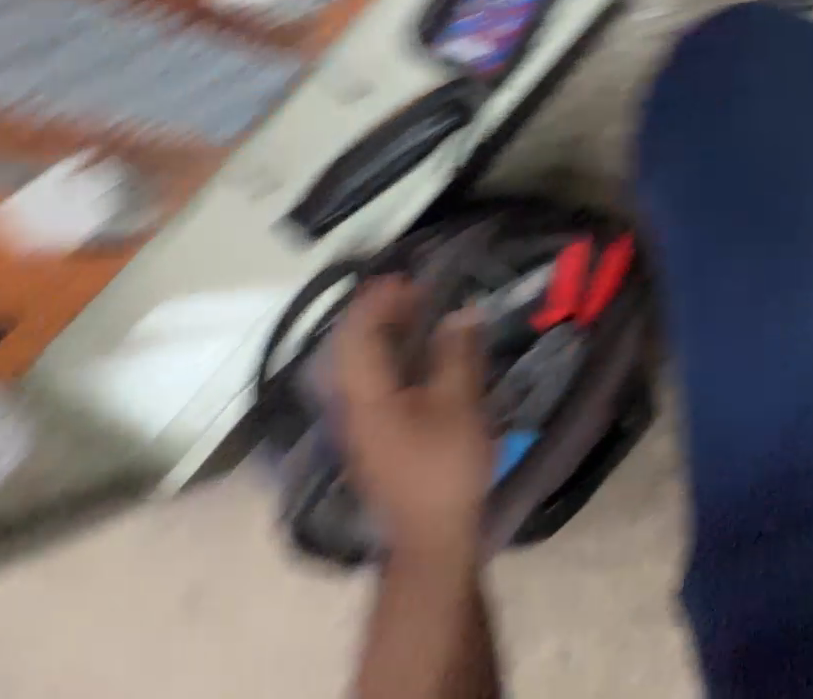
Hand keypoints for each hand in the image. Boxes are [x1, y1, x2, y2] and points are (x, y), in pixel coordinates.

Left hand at [333, 278, 492, 561]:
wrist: (431, 536)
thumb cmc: (446, 468)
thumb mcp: (460, 406)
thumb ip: (457, 355)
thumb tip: (462, 313)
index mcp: (366, 396)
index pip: (359, 336)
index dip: (377, 303)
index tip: (402, 277)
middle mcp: (352, 408)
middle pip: (351, 351)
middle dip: (375, 316)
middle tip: (410, 292)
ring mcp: (361, 427)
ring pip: (360, 369)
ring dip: (381, 337)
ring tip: (413, 316)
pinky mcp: (377, 439)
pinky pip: (373, 384)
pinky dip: (389, 359)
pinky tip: (416, 359)